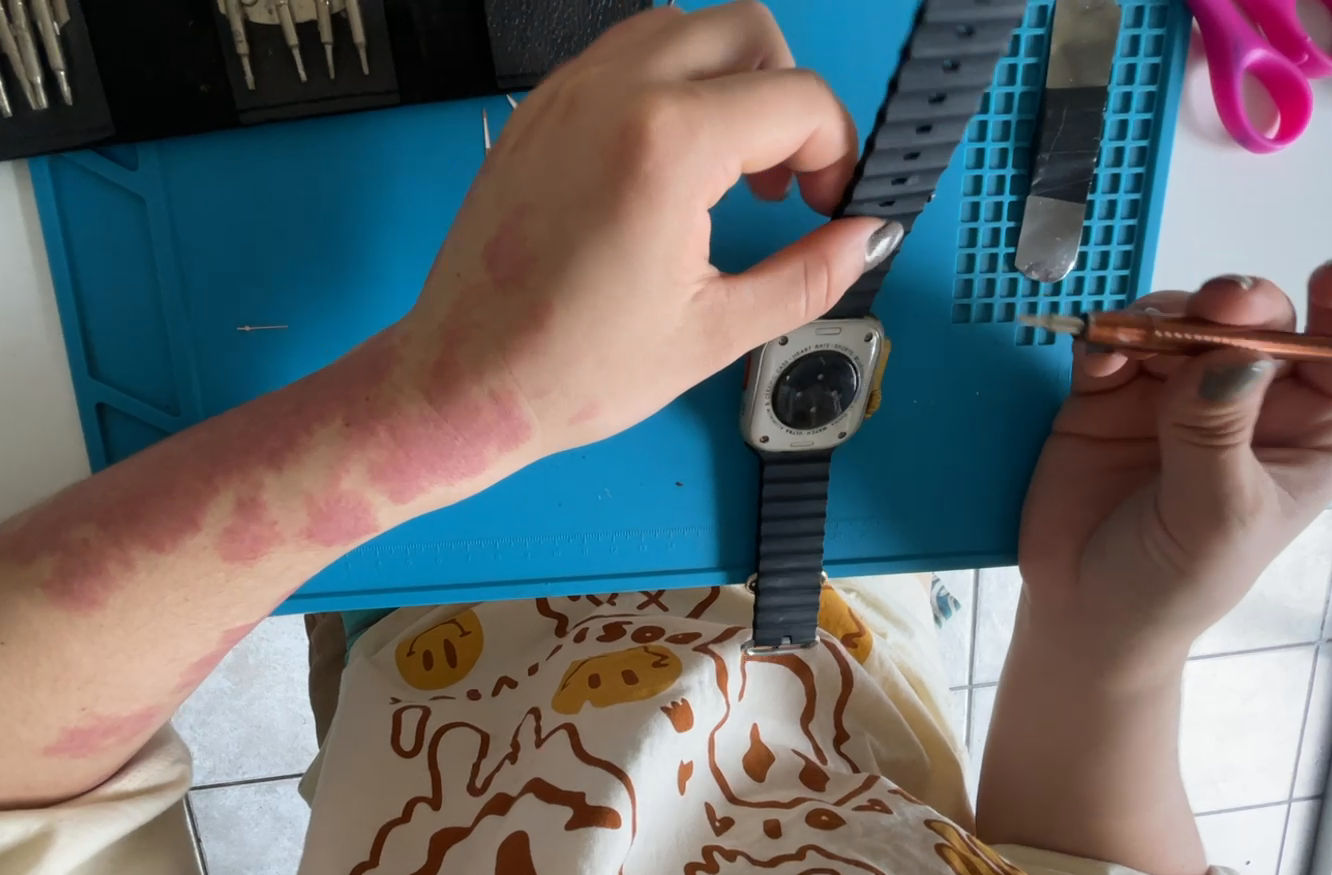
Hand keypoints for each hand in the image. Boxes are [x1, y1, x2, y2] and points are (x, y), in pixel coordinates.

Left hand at [394, 1, 898, 461]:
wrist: (466, 382)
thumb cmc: (570, 372)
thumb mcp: (711, 334)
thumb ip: (807, 277)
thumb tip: (865, 237)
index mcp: (667, 146)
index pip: (798, 99)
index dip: (837, 153)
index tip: (829, 206)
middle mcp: (613, 94)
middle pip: (748, 32)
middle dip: (788, 101)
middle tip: (783, 184)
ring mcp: (565, 96)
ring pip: (682, 31)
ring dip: (728, 86)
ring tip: (726, 177)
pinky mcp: (536, 116)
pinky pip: (621, 61)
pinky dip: (667, 93)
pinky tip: (666, 171)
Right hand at [1016, 256, 1331, 665]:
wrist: (1081, 606)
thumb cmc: (1174, 577)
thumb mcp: (1216, 515)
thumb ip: (1217, 436)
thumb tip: (1229, 357)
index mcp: (1304, 428)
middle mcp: (1240, 399)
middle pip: (1255, 323)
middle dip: (1240, 305)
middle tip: (1219, 309)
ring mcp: (1165, 397)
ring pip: (1176, 325)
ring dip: (1162, 317)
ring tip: (1137, 337)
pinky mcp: (1102, 401)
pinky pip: (1107, 353)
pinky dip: (1102, 343)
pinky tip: (1099, 357)